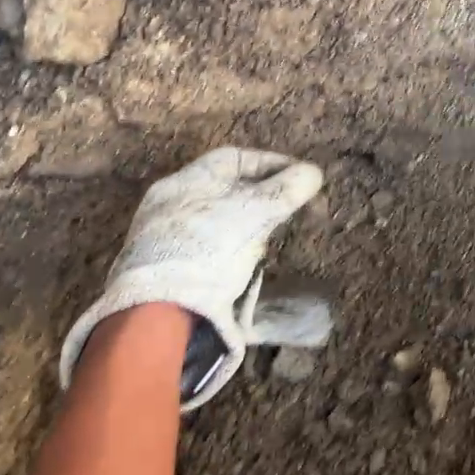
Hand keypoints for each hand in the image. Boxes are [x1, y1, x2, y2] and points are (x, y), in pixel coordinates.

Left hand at [58, 147, 322, 410]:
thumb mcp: (256, 212)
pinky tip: (249, 267)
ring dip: (252, 228)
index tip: (302, 179)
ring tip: (273, 241)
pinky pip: (212, 251)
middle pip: (229, 191)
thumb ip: (288, 188)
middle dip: (266, 198)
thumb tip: (313, 173)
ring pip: (221, 222)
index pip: (235, 158)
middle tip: (294, 211)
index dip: (273, 164)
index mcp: (184, 184)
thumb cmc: (209, 250)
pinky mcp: (172, 275)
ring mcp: (167, 242)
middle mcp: (171, 207)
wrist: (161, 315)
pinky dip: (235, 253)